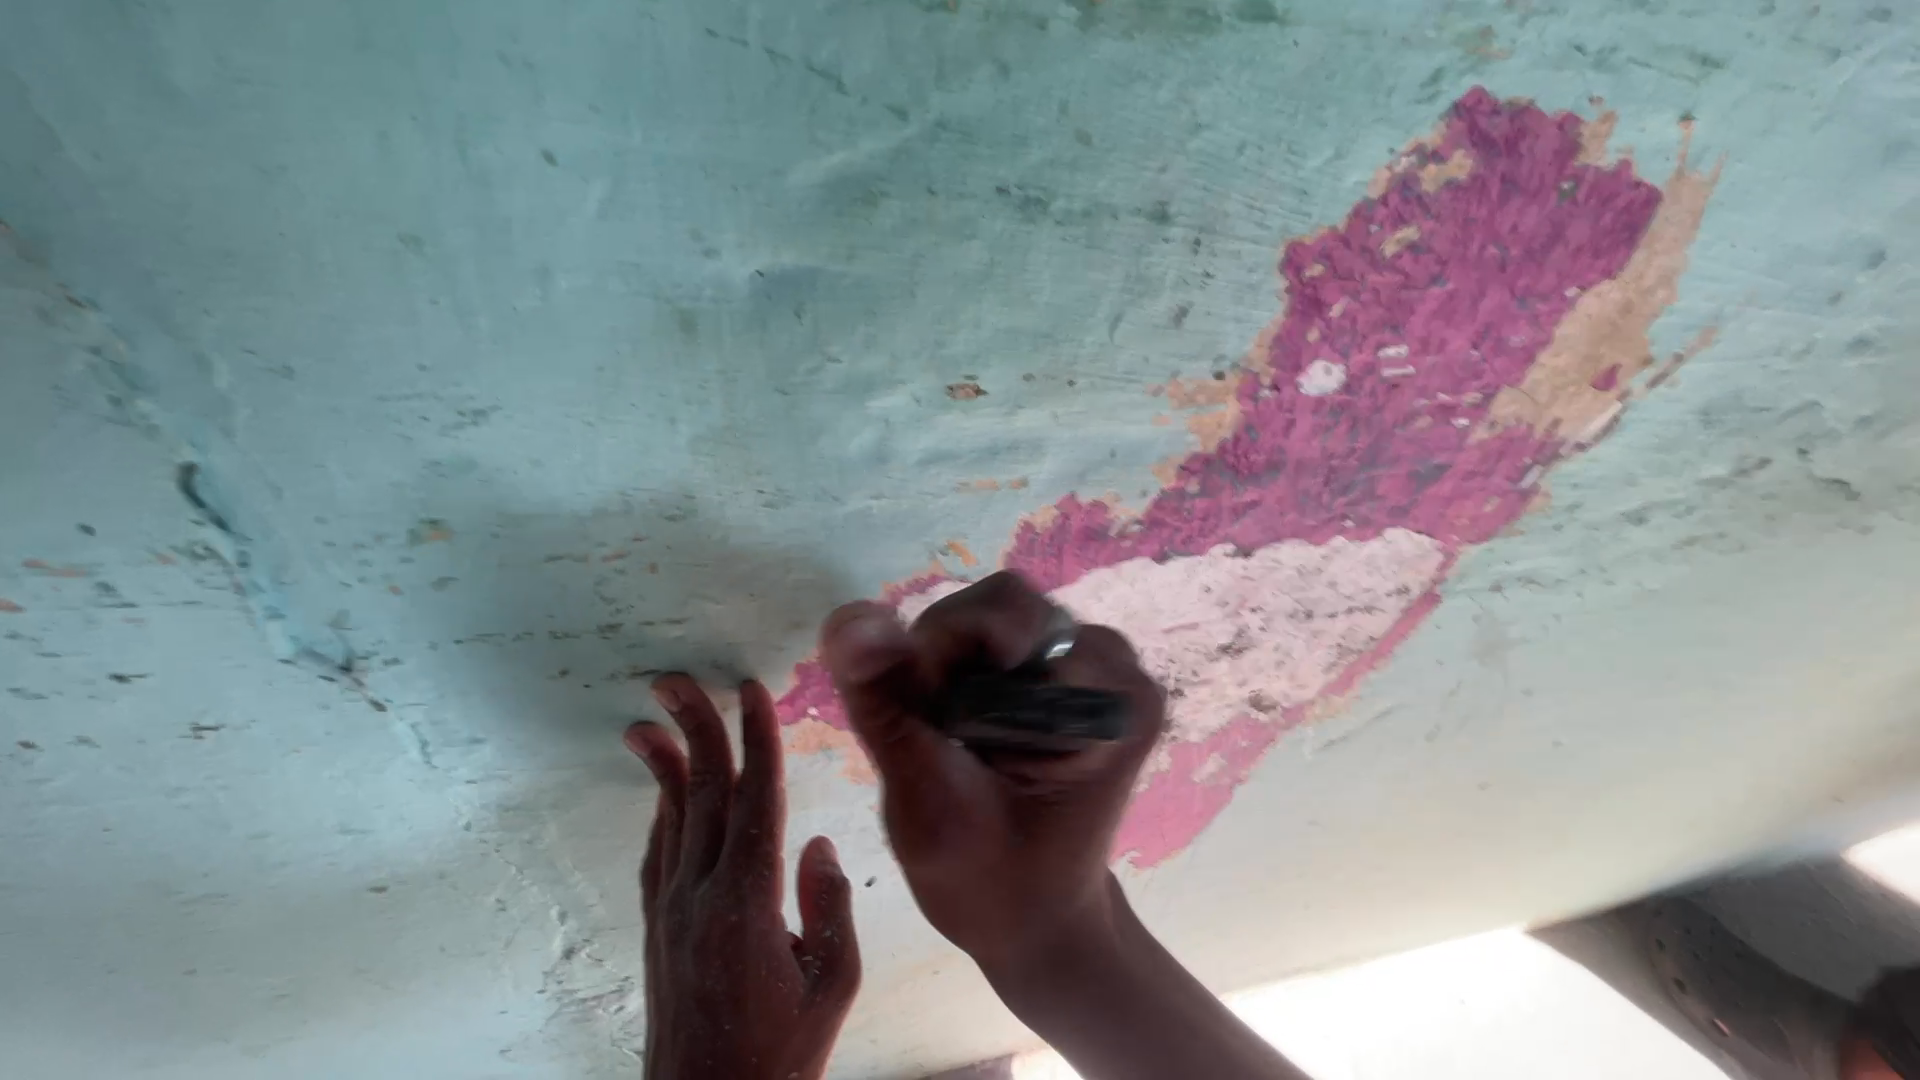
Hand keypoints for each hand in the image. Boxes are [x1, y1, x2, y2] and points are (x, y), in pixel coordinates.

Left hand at [624, 674, 860, 1079]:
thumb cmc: (779, 1057)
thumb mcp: (832, 986)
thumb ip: (829, 907)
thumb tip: (818, 844)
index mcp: (748, 900)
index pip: (757, 799)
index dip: (757, 740)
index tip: (752, 691)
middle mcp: (699, 893)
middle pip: (702, 792)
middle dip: (695, 728)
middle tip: (677, 679)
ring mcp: (670, 910)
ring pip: (671, 816)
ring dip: (665, 761)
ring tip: (650, 718)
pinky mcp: (655, 928)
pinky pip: (658, 852)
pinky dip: (662, 809)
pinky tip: (664, 789)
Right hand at [818, 572, 1165, 977]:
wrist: (1037, 920)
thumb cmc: (991, 885)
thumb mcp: (926, 807)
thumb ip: (888, 706)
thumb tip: (849, 615)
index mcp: (1110, 698)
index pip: (1006, 613)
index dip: (942, 653)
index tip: (926, 720)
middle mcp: (1117, 665)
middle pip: (1002, 607)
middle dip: (946, 660)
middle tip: (933, 733)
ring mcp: (1101, 664)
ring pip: (994, 618)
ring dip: (951, 668)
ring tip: (949, 735)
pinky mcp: (1077, 671)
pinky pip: (1002, 638)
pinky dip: (967, 673)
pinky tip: (968, 725)